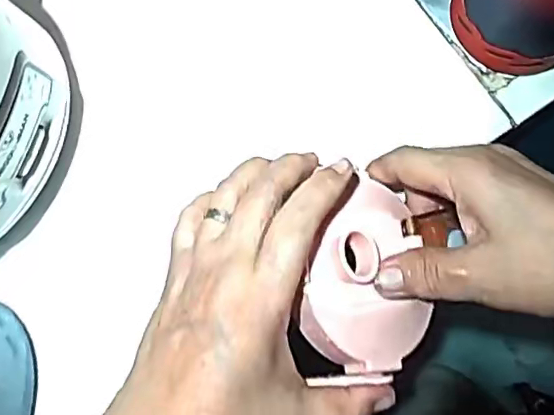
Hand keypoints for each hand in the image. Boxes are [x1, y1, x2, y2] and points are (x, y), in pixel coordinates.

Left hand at [106, 155, 394, 414]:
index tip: (342, 172)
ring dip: (256, 171)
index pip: (298, 218)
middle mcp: (224, 274)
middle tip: (317, 164)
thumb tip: (379, 393)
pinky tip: (226, 196)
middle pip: (261, 191)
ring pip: (225, 195)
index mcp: (258, 300)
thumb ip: (345, 400)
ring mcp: (195, 270)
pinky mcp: (174, 278)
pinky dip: (213, 198)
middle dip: (294, 166)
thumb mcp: (291, 412)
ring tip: (279, 167)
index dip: (325, 186)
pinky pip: (190, 218)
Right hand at [365, 145, 553, 334]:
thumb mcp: (479, 274)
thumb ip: (424, 272)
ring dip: (427, 216)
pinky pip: (469, 193)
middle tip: (381, 248)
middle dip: (398, 208)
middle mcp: (481, 158)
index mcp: (464, 167)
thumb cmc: (550, 261)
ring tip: (416, 257)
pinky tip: (455, 251)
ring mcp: (503, 170)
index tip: (350, 209)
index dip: (372, 180)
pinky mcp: (518, 187)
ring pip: (446, 185)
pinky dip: (452, 217)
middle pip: (422, 172)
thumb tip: (382, 274)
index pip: (401, 159)